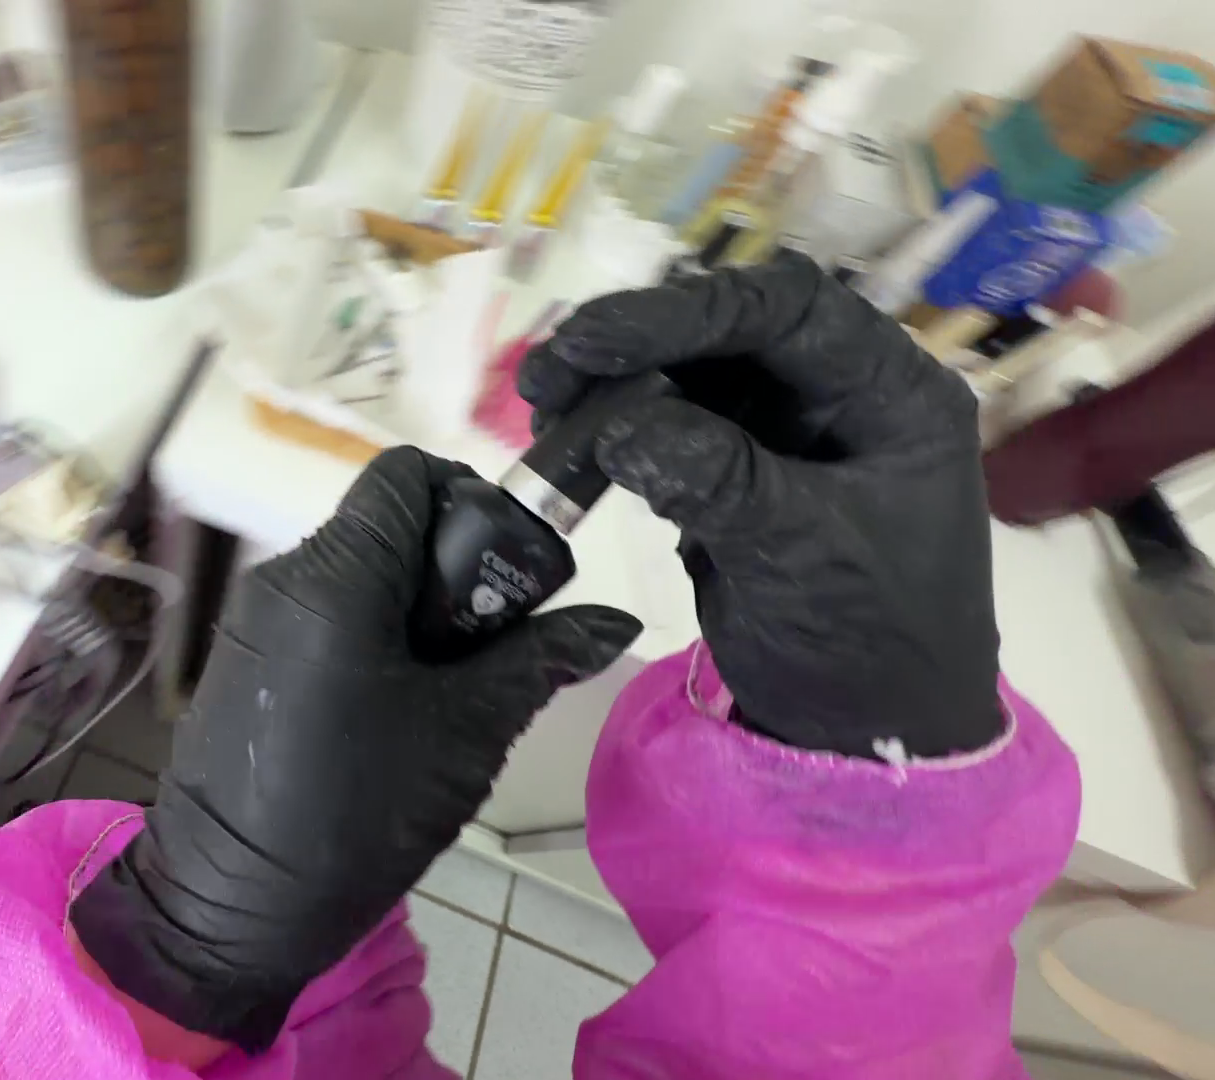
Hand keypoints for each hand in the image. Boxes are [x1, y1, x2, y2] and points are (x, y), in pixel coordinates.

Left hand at [70, 447, 639, 1052]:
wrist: (230, 900)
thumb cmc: (355, 812)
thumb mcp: (464, 732)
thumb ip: (537, 658)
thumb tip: (616, 622)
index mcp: (336, 575)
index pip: (405, 474)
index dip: (465, 497)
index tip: (497, 568)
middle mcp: (285, 574)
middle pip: (383, 524)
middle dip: (444, 567)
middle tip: (481, 643)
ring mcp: (254, 611)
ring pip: (354, 569)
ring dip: (407, 605)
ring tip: (439, 684)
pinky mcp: (242, 648)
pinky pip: (319, 609)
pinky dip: (365, 629)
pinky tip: (384, 699)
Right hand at [518, 252, 1003, 759]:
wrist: (851, 715)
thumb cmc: (862, 636)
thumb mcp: (797, 554)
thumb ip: (714, 480)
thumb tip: (615, 427)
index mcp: (882, 394)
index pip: (783, 311)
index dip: (682, 313)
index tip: (590, 343)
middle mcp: (827, 393)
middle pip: (719, 332)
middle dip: (628, 342)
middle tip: (547, 374)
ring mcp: (772, 429)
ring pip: (678, 374)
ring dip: (605, 382)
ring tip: (543, 405)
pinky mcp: (725, 465)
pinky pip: (658, 423)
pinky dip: (607, 426)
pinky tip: (568, 442)